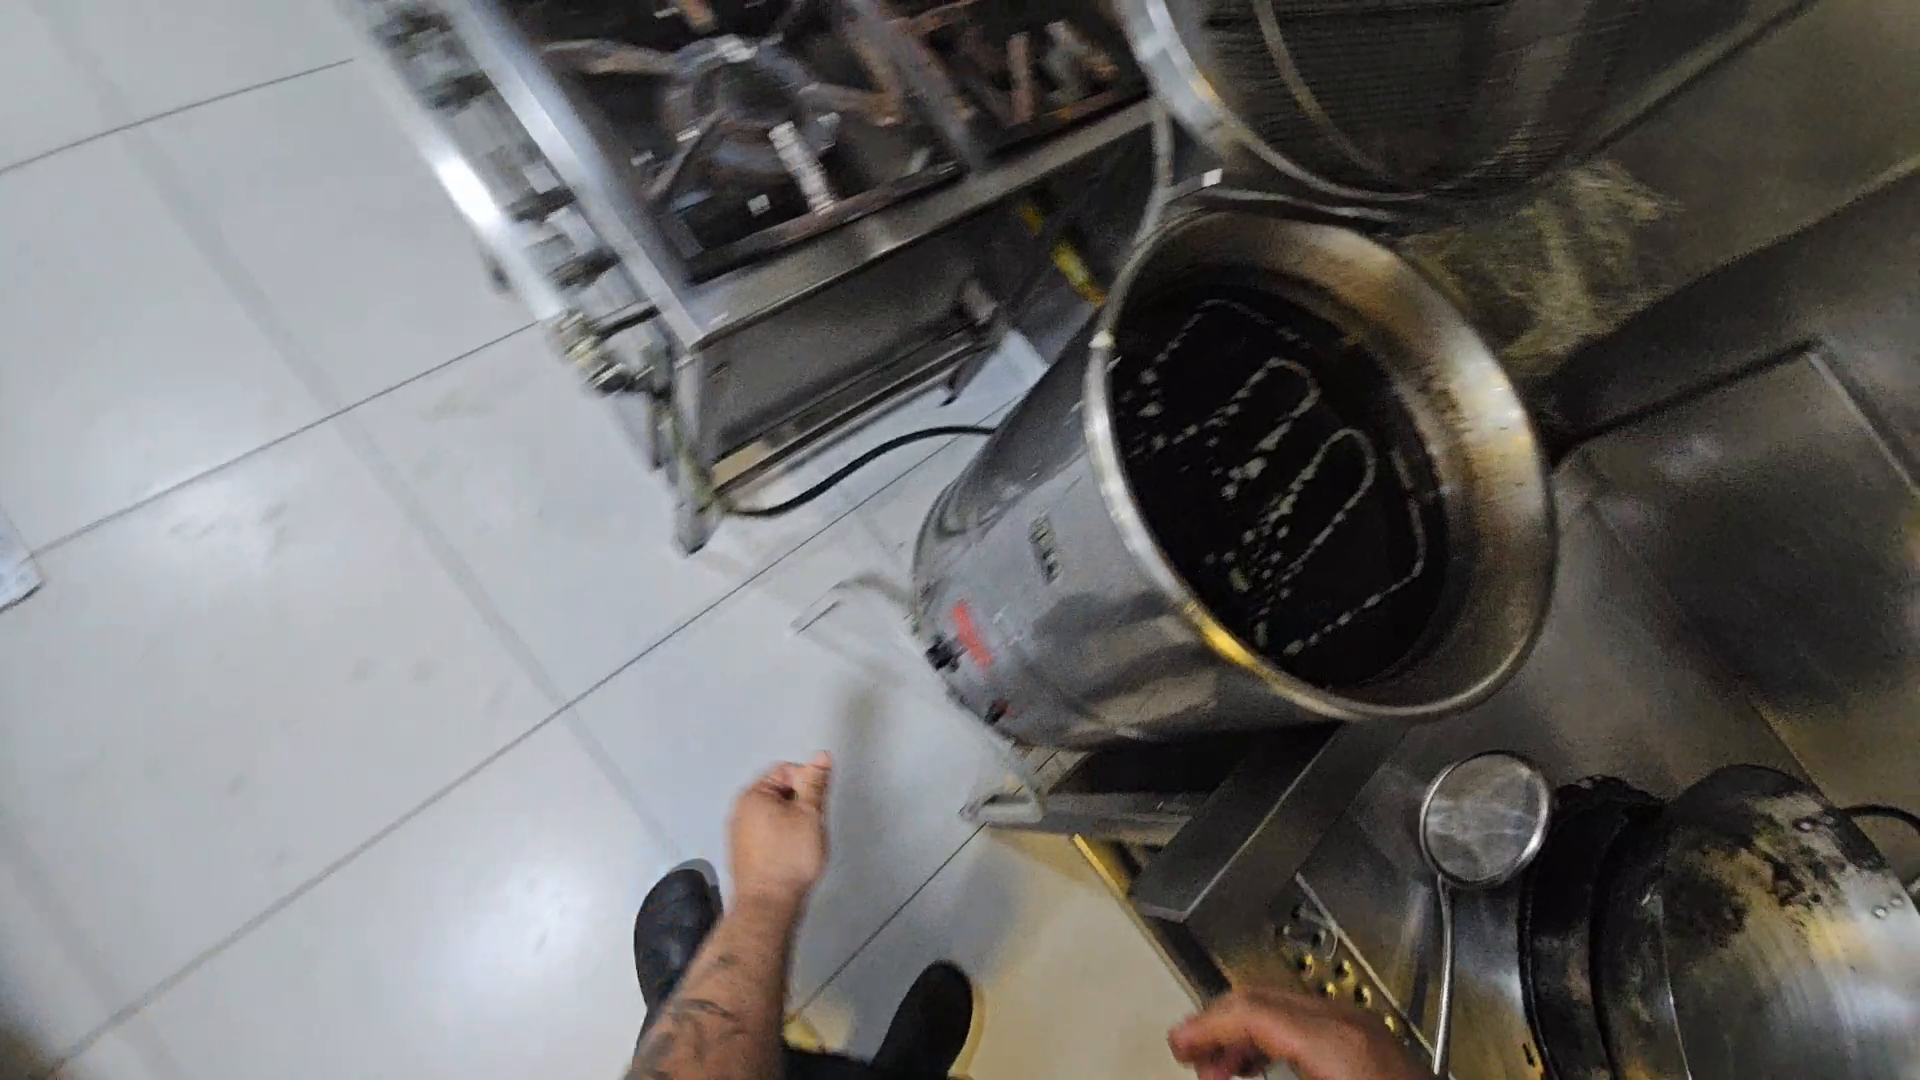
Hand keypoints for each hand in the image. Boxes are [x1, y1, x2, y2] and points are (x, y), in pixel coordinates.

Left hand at [728, 752, 832, 912]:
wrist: (767, 908)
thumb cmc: (789, 858)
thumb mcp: (809, 814)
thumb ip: (815, 782)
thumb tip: (821, 755)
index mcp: (752, 795)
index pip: (786, 770)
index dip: (807, 782)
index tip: (817, 805)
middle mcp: (740, 811)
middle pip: (780, 791)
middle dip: (801, 803)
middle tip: (813, 824)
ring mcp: (739, 834)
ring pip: (775, 814)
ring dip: (794, 821)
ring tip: (804, 842)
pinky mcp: (743, 854)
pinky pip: (768, 833)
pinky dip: (783, 837)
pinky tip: (792, 855)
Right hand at [1168, 985, 1426, 1079]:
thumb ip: (1257, 1075)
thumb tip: (1214, 1072)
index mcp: (1334, 1039)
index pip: (1248, 1009)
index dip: (1204, 1025)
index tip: (1178, 1043)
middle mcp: (1349, 1021)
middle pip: (1262, 999)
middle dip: (1220, 1027)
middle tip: (1192, 1059)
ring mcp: (1365, 1029)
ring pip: (1283, 1009)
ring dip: (1246, 1036)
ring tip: (1221, 1071)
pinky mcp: (1374, 1045)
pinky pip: (1308, 1027)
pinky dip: (1276, 1042)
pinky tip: (1263, 1068)